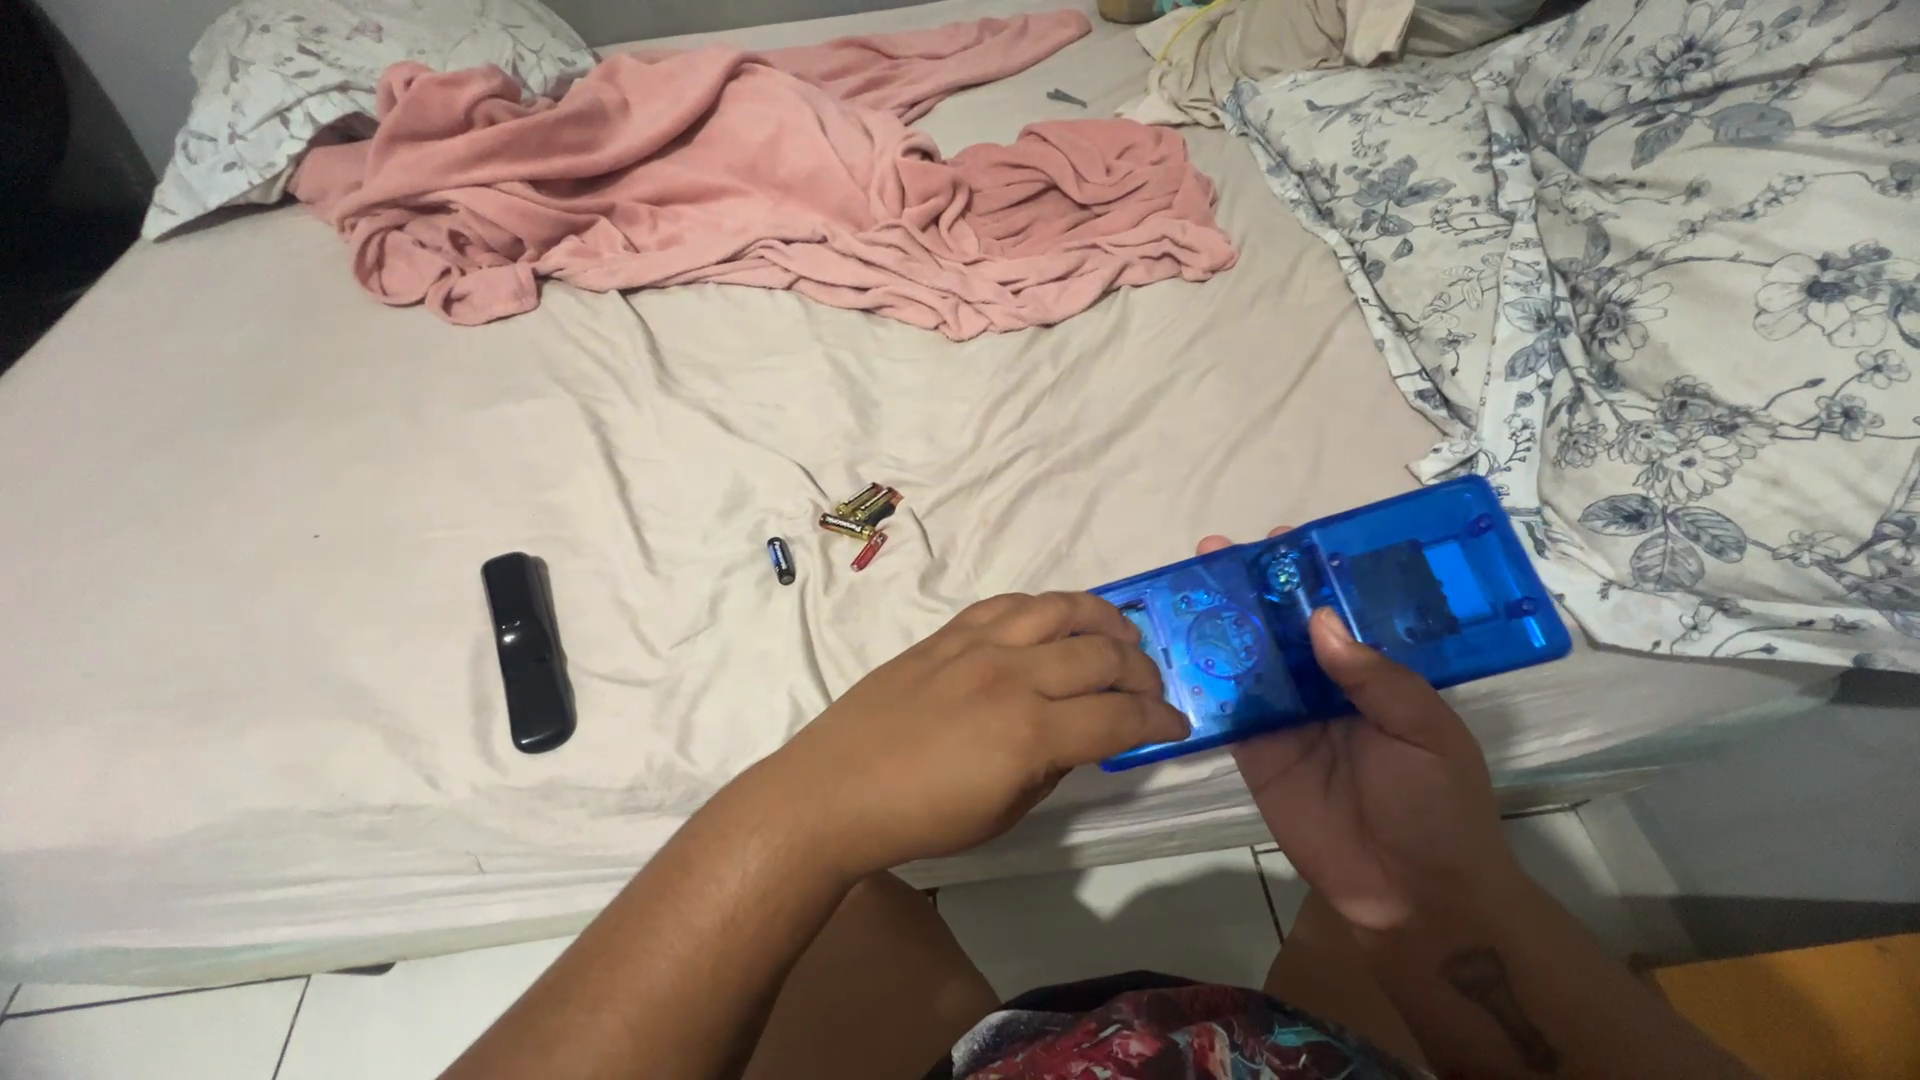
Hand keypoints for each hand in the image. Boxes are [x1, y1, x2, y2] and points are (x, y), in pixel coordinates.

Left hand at [747, 592, 1190, 880]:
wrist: (836, 789)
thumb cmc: (921, 819)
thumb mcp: (1004, 813)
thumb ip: (1054, 765)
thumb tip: (1082, 735)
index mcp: (1029, 733)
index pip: (1119, 717)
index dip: (1159, 720)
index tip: (1178, 724)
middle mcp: (1011, 676)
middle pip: (1100, 655)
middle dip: (1142, 671)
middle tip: (1152, 687)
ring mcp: (976, 646)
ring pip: (1059, 610)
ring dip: (1103, 619)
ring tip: (1122, 633)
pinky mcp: (947, 634)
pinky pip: (1008, 604)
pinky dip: (1045, 606)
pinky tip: (1057, 618)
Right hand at [1197, 528, 1523, 933]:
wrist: (1409, 893)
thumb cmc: (1438, 807)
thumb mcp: (1428, 733)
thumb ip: (1376, 677)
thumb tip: (1320, 622)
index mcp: (1373, 674)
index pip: (1337, 612)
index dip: (1309, 576)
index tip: (1280, 540)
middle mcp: (1323, 687)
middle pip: (1281, 627)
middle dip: (1250, 589)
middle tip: (1215, 551)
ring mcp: (1283, 717)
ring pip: (1246, 659)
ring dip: (1218, 623)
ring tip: (1186, 585)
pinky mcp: (1252, 749)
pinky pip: (1223, 708)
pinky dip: (1199, 680)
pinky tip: (1172, 647)